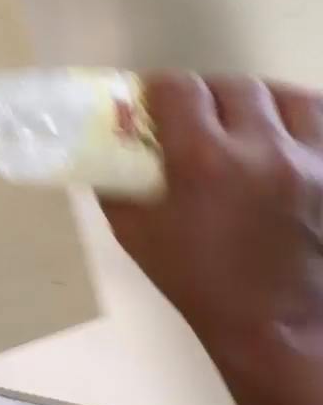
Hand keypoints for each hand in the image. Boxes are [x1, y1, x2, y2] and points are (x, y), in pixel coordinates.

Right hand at [100, 72, 322, 341]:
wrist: (277, 319)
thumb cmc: (192, 274)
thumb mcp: (133, 228)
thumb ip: (117, 181)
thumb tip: (104, 153)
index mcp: (203, 161)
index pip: (180, 90)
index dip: (157, 85)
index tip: (143, 98)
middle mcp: (265, 151)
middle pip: (235, 87)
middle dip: (204, 92)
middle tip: (187, 111)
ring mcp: (317, 163)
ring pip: (292, 97)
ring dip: (259, 100)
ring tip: (242, 118)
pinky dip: (301, 121)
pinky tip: (283, 138)